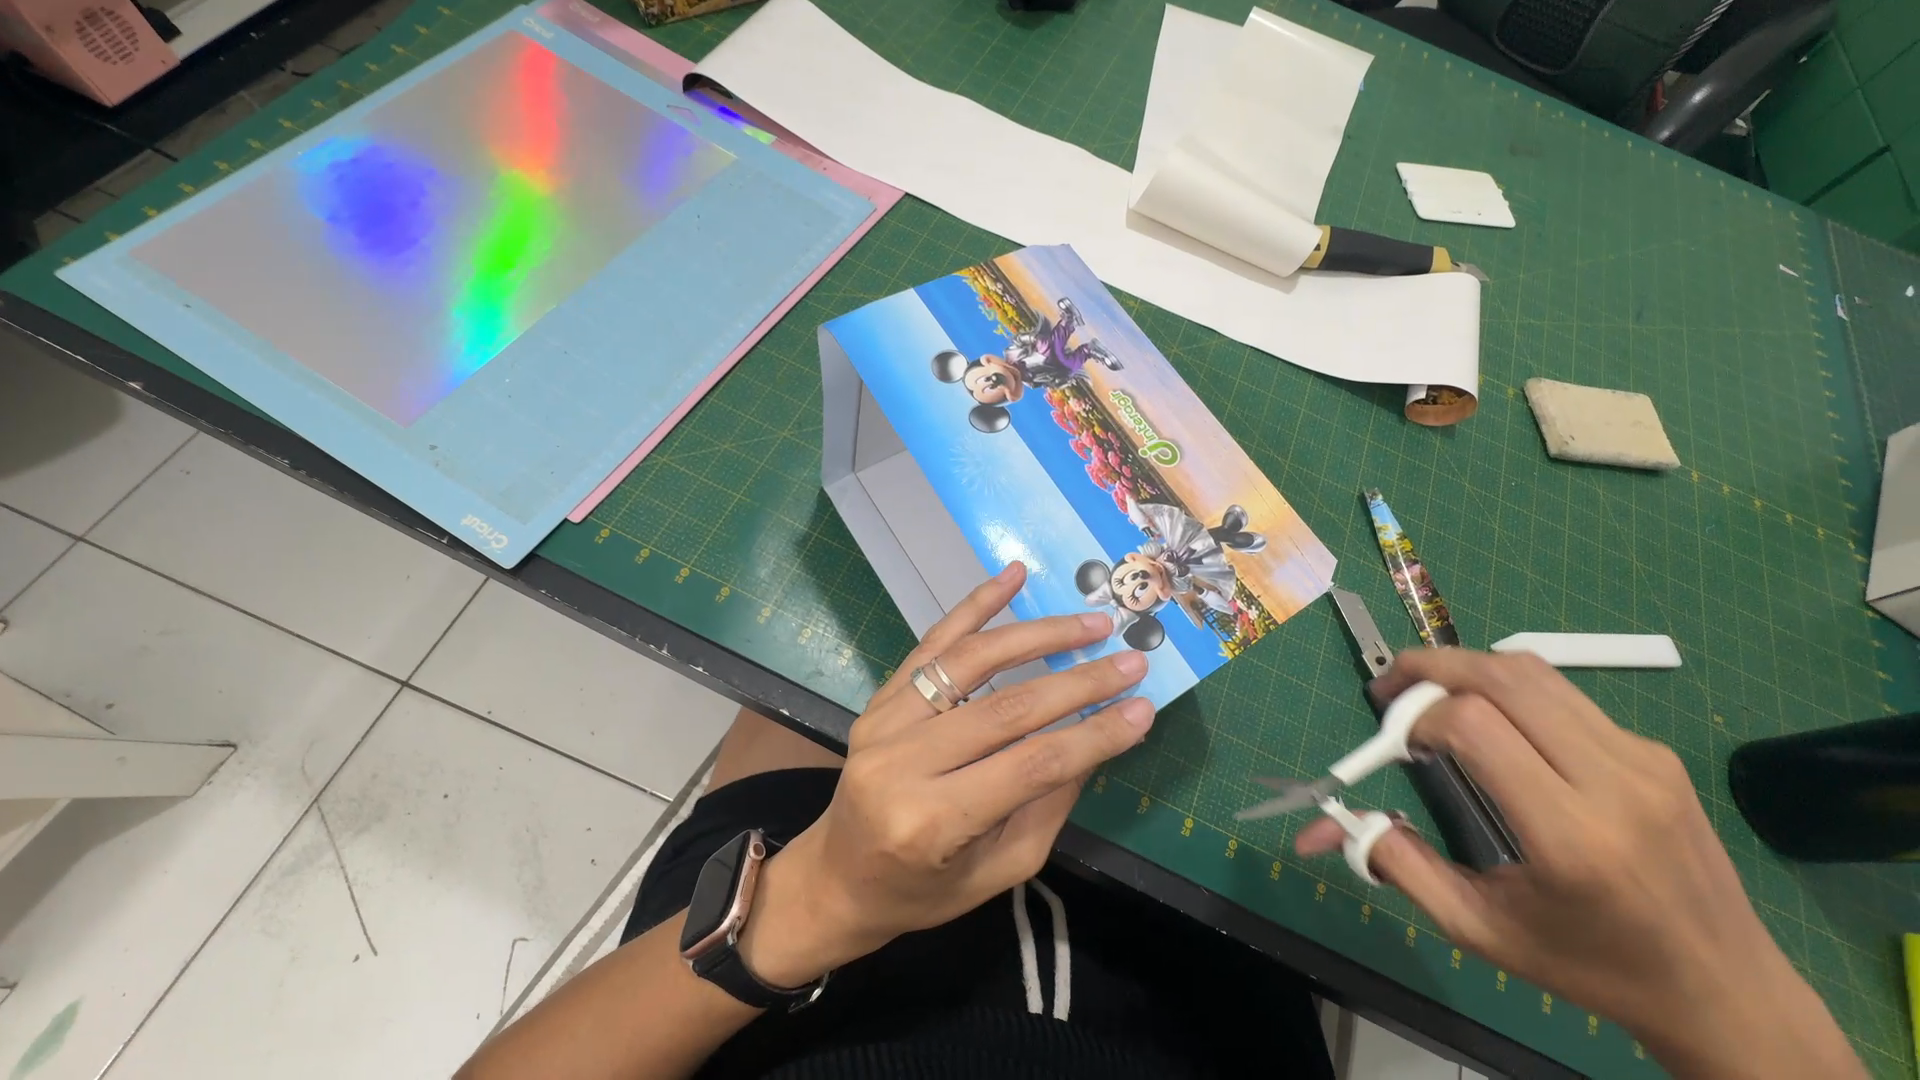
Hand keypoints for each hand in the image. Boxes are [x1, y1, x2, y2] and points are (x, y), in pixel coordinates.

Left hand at [737, 562, 1153, 987]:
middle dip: (1077, 683)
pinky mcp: (878, 700)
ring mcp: (882, 723)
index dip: (1092, 736)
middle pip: (1005, 709)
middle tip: (1130, 660)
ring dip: (1035, 636)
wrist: (837, 877)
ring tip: (1089, 623)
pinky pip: (930, 645)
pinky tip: (1012, 578)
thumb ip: (1046, 805)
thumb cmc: (922, 890)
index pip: (1029, 767)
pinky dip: (974, 607)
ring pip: (968, 661)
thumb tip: (1096, 737)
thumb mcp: (997, 872)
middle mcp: (900, 764)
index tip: (1144, 707)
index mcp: (930, 822)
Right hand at [1296, 648, 1863, 1078]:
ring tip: (1433, 694)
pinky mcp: (1657, 754)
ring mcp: (1644, 760)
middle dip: (1431, 667)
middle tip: (1391, 688)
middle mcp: (1613, 782)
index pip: (1473, 725)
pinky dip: (1511, 691)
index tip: (1393, 743)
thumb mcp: (1480, 929)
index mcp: (1569, 836)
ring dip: (1469, 669)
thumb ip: (1400, 866)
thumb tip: (1328, 827)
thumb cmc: (1590, 967)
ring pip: (1536, 673)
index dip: (1415, 717)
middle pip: (1503, 677)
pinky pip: (1567, 696)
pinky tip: (1495, 725)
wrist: (1725, 989)